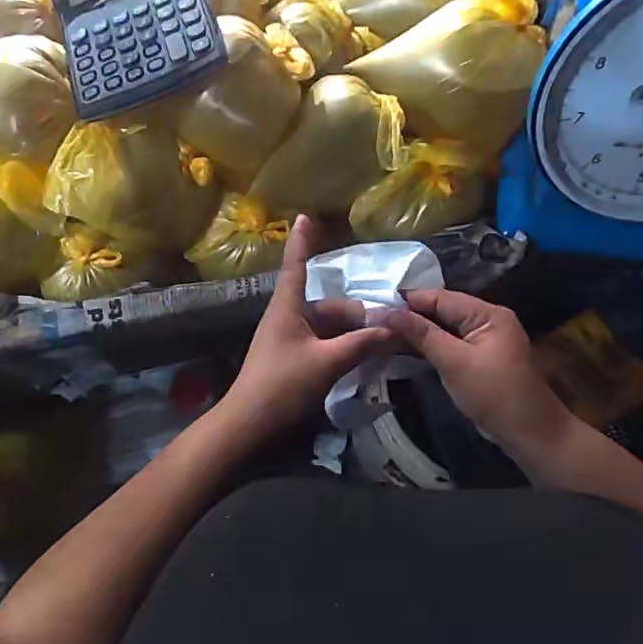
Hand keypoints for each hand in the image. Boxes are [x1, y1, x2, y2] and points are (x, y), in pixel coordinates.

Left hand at [224, 215, 393, 431]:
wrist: (248, 427)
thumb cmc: (281, 386)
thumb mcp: (326, 364)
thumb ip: (361, 345)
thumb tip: (394, 327)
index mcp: (287, 309)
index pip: (296, 267)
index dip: (302, 242)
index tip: (304, 216)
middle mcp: (288, 319)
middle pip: (330, 307)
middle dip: (360, 316)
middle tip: (392, 329)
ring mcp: (291, 342)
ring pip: (331, 329)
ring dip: (355, 336)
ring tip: (385, 347)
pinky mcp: (295, 362)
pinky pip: (326, 346)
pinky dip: (345, 350)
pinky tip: (366, 361)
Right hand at [385, 290, 577, 455]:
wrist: (529, 432)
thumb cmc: (493, 394)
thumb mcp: (454, 362)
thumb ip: (422, 334)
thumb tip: (390, 312)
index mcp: (488, 313)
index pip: (441, 297)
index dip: (409, 300)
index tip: (376, 304)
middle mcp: (488, 319)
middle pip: (443, 309)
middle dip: (411, 314)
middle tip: (375, 319)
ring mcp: (485, 338)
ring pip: (445, 326)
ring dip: (419, 330)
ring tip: (384, 331)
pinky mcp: (480, 356)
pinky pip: (451, 342)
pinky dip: (431, 344)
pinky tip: (407, 347)